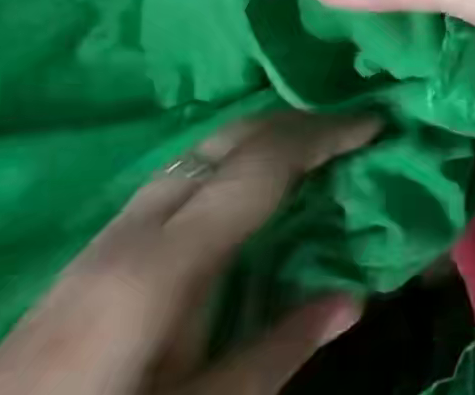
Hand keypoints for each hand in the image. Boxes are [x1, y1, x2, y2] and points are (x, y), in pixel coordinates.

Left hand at [0, 113, 380, 394]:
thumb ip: (275, 353)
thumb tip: (353, 300)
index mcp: (165, 263)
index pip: (261, 163)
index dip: (325, 134)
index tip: (376, 124)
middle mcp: (138, 227)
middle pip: (231, 138)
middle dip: (301, 122)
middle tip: (355, 129)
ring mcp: (110, 231)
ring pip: (204, 148)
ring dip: (268, 135)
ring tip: (316, 148)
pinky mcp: (97, 247)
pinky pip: (184, 171)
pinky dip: (235, 158)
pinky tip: (253, 186)